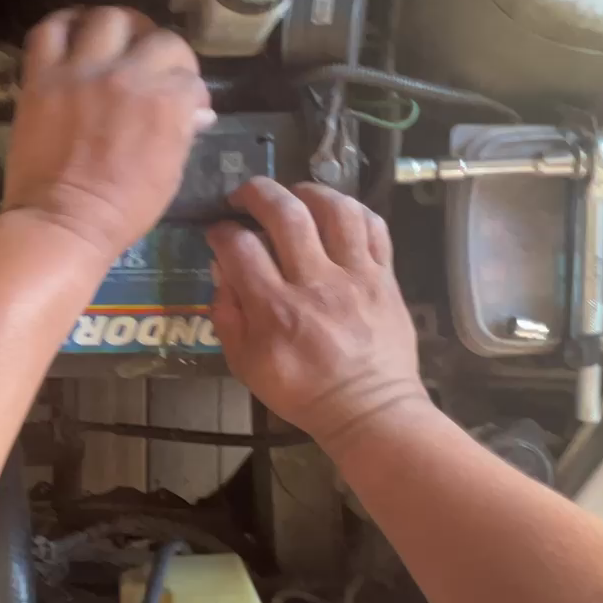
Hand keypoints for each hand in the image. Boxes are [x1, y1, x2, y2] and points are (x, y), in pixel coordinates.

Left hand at [1, 7, 212, 257]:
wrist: (63, 223)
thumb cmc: (124, 209)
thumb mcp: (170, 173)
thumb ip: (183, 130)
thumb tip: (197, 110)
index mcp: (167, 101)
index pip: (188, 72)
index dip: (188, 84)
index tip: (183, 99)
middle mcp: (128, 75)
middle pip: (156, 36)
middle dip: (161, 50)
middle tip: (150, 64)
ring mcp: (82, 72)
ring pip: (107, 18)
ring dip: (118, 27)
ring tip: (114, 41)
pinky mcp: (42, 77)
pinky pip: (50, 30)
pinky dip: (64, 24)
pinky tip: (74, 34)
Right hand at [207, 178, 429, 452]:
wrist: (370, 411)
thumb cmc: (301, 391)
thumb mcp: (244, 365)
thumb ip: (227, 314)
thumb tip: (222, 269)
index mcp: (275, 310)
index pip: (240, 247)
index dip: (221, 230)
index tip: (217, 231)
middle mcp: (316, 284)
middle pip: (285, 214)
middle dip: (257, 193)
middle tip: (243, 196)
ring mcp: (356, 277)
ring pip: (335, 210)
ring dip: (307, 192)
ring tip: (292, 196)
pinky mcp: (385, 277)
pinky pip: (374, 227)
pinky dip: (352, 210)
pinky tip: (333, 214)